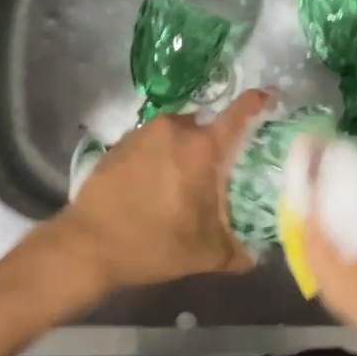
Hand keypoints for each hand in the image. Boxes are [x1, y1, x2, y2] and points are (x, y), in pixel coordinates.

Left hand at [47, 89, 271, 295]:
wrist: (87, 245)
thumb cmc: (154, 244)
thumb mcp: (206, 256)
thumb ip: (238, 253)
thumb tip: (254, 256)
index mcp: (203, 148)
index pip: (240, 112)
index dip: (258, 103)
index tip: (270, 99)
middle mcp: (175, 129)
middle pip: (207, 127)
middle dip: (217, 146)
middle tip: (221, 174)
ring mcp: (143, 133)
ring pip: (177, 134)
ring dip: (185, 152)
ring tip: (185, 183)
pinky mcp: (119, 144)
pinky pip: (152, 143)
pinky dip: (160, 158)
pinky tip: (155, 187)